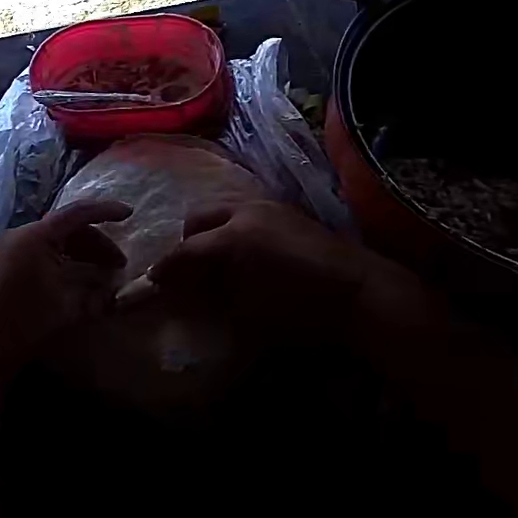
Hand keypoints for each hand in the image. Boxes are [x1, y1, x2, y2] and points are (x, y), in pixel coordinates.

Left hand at [0, 200, 132, 376]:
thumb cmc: (23, 321)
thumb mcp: (67, 308)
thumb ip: (97, 296)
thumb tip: (118, 294)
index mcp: (36, 236)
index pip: (77, 213)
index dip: (105, 211)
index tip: (129, 213)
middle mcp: (20, 235)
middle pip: (66, 228)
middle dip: (96, 243)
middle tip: (118, 264)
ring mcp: (8, 249)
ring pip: (52, 241)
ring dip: (79, 253)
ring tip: (101, 274)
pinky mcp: (2, 265)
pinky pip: (39, 252)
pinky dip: (61, 261)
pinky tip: (75, 280)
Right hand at [140, 200, 434, 339]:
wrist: (362, 294)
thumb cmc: (302, 310)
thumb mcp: (248, 308)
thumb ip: (211, 292)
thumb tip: (183, 288)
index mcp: (233, 237)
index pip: (186, 251)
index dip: (167, 268)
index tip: (154, 282)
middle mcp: (245, 212)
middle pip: (198, 218)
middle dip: (186, 242)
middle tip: (185, 269)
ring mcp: (267, 207)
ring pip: (220, 208)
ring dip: (208, 230)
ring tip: (212, 256)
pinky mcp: (284, 211)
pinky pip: (244, 210)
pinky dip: (230, 225)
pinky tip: (240, 249)